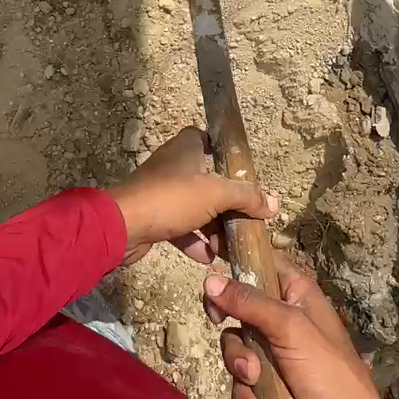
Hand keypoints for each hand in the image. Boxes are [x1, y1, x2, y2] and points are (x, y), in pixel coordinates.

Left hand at [108, 127, 277, 264]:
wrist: (125, 226)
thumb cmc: (172, 197)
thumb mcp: (216, 193)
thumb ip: (246, 196)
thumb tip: (274, 202)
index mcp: (186, 147)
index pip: (208, 139)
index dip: (225, 153)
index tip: (244, 174)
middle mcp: (174, 165)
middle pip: (208, 180)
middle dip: (227, 203)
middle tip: (246, 221)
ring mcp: (163, 191)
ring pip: (197, 207)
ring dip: (214, 226)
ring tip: (230, 247)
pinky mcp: (156, 216)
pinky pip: (182, 227)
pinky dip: (195, 241)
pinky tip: (208, 258)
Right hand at [206, 255, 381, 398]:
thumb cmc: (328, 371)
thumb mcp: (290, 328)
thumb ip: (250, 302)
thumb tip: (209, 279)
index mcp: (295, 293)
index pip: (262, 261)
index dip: (237, 259)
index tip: (211, 264)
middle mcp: (282, 318)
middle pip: (238, 306)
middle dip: (233, 327)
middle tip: (219, 321)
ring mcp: (274, 352)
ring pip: (236, 345)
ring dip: (239, 364)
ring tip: (254, 379)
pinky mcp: (268, 383)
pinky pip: (241, 379)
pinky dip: (245, 392)